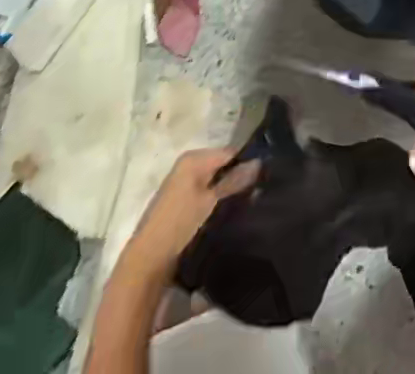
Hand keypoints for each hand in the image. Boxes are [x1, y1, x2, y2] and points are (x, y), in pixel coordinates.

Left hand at [121, 148, 260, 274]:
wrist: (148, 261)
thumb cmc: (179, 224)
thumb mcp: (210, 202)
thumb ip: (234, 181)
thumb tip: (258, 162)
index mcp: (193, 159)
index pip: (230, 152)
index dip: (248, 163)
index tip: (266, 179)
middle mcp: (187, 166)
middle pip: (222, 166)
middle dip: (239, 179)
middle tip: (259, 195)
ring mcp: (184, 185)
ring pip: (216, 182)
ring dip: (229, 193)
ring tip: (249, 206)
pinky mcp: (183, 203)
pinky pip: (208, 195)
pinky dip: (218, 202)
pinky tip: (231, 215)